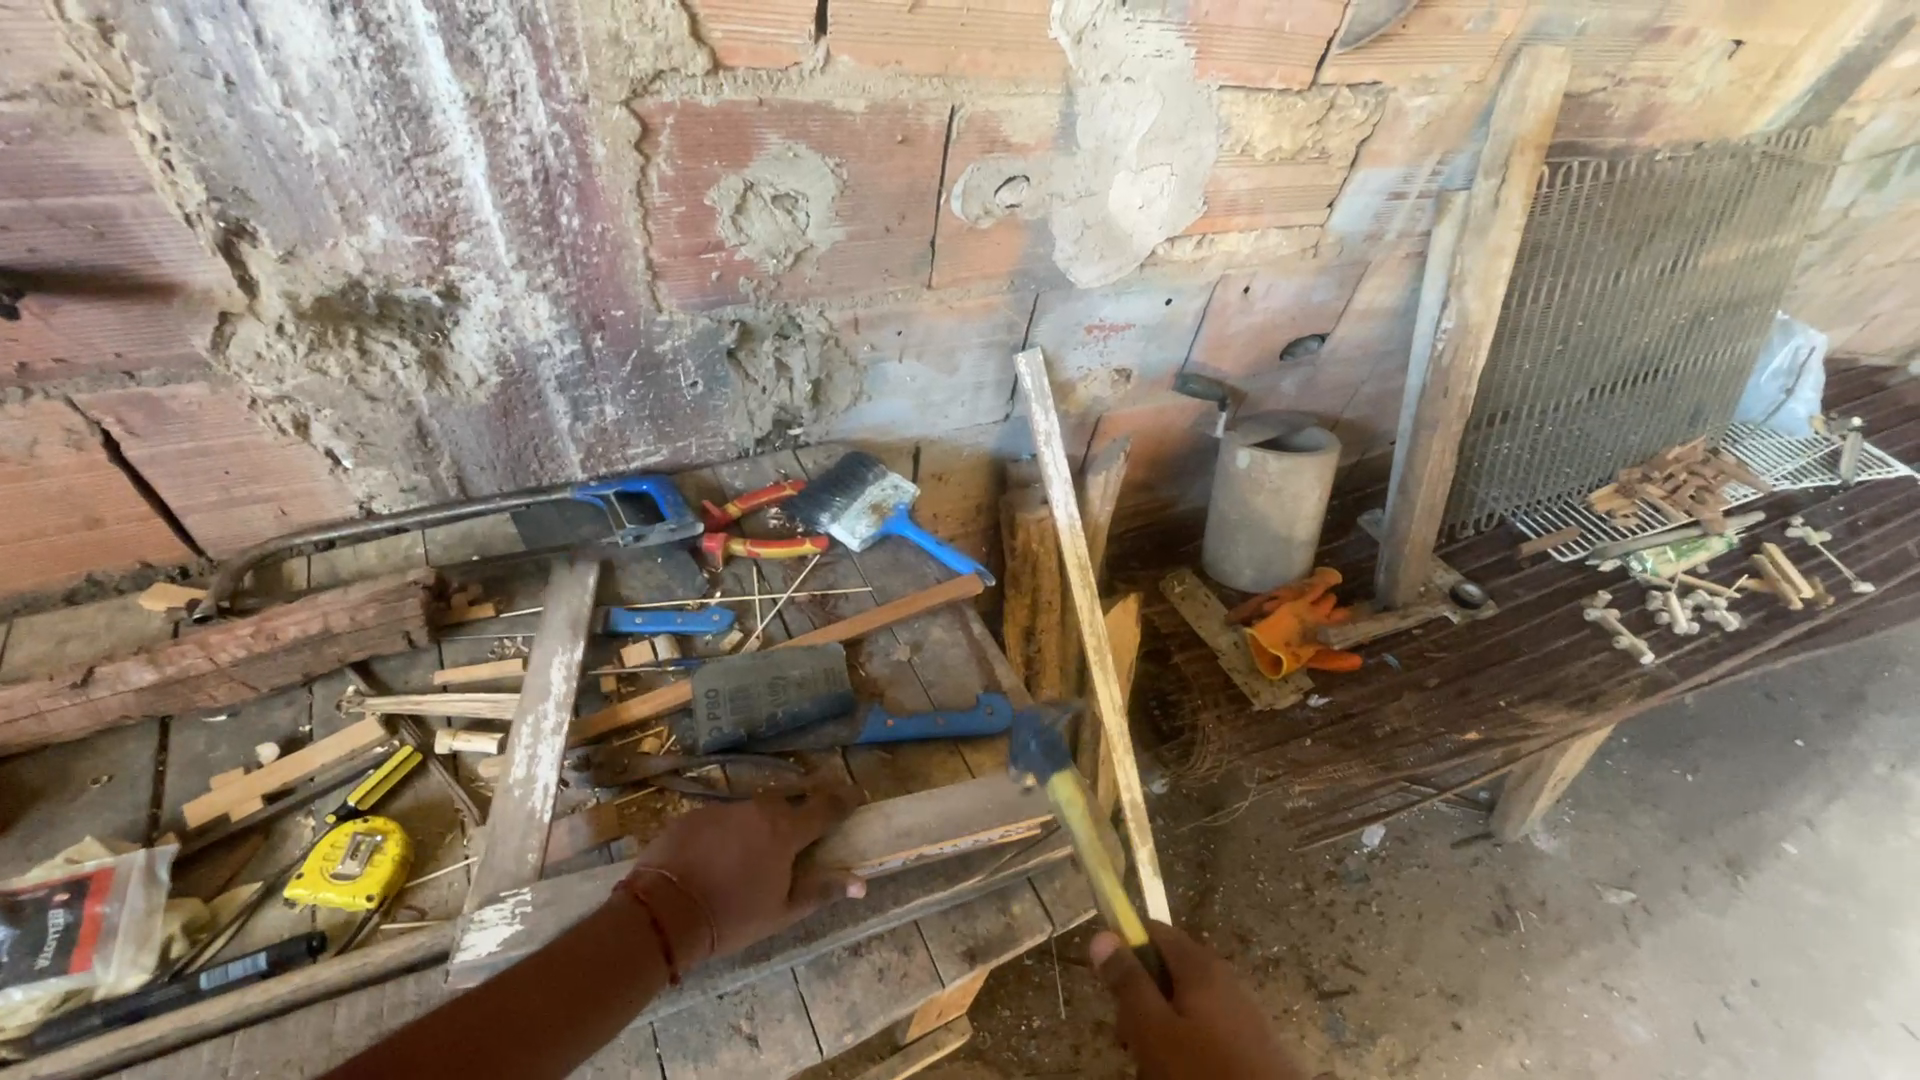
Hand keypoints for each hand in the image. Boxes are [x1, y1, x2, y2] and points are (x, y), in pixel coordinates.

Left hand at [621, 784, 866, 966]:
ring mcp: (722, 809)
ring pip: (751, 812)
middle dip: (794, 817)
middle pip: (786, 804)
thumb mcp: (782, 912)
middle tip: (794, 839)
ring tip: (746, 859)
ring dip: (757, 828)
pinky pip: (720, 821)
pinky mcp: (692, 816)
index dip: (843, 800)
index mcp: (786, 830)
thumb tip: (862, 883)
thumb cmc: (731, 917)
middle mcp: (758, 809)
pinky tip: (714, 860)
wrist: (663, 913)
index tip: (856, 795)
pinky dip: (725, 835)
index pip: (825, 807)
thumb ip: (822, 891)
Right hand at [1093, 922, 1305, 1079]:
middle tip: (1129, 1037)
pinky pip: (1203, 1031)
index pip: (1153, 930)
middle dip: (1141, 1000)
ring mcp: (1238, 1011)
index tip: (1109, 981)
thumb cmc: (1205, 1073)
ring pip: (1182, 1006)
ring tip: (1152, 1067)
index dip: (1125, 947)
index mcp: (1200, 965)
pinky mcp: (1248, 1043)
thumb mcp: (1154, 1030)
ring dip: (1160, 1030)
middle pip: (1166, 970)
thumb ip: (1128, 982)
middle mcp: (1221, 978)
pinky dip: (1184, 1047)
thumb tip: (1102, 935)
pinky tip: (1178, 1073)